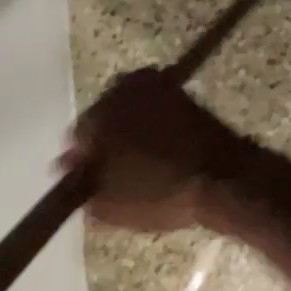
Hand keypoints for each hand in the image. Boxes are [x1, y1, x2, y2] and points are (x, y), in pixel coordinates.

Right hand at [62, 69, 249, 232]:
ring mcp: (155, 84)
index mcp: (98, 115)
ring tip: (136, 159)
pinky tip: (157, 144)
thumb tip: (69, 171)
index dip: (81, 159)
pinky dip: (150, 120)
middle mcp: (123, 89)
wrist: (221, 175)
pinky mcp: (180, 90)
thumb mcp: (108, 206)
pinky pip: (154, 104)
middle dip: (103, 137)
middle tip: (112, 168)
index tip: (88, 177)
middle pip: (102, 114)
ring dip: (127, 126)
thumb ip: (81, 187)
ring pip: (128, 106)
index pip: (76, 136)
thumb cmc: (159, 191)